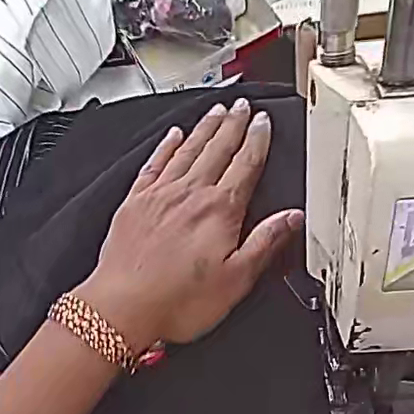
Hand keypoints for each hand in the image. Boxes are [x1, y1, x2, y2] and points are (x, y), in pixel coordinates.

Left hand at [74, 98, 301, 350]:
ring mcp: (160, 195)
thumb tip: (291, 218)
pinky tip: (173, 136)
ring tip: (217, 110)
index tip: (264, 124)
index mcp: (219, 212)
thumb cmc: (178, 300)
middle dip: (234, 124)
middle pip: (217, 149)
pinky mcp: (135, 203)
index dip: (257, 141)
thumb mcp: (237, 279)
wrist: (123, 307)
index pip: (245, 165)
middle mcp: (189, 194)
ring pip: (188, 149)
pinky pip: (155, 163)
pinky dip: (166, 146)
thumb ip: (265, 243)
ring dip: (205, 127)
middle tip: (243, 106)